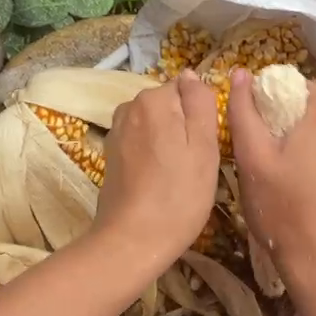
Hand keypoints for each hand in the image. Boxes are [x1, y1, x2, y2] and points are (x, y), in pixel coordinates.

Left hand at [90, 71, 221, 265]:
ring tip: (176, 176)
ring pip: (155, 124)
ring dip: (167, 142)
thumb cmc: (177, 195)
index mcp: (153, 99)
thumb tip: (191, 75)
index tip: (203, 148)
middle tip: (193, 165)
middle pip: (169, 106)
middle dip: (183, 129)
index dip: (200, 118)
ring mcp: (117, 128)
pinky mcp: (111, 151)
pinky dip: (151, 155)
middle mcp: (130, 105)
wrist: (131, 240)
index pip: (187, 90)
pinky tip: (157, 182)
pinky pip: (141, 141)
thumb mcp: (204, 147)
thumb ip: (200, 104)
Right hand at [227, 67, 315, 292]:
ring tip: (300, 143)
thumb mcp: (250, 157)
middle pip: (315, 96)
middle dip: (293, 108)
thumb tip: (241, 71)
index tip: (257, 123)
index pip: (292, 83)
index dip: (271, 97)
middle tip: (272, 140)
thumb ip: (243, 109)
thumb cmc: (282, 210)